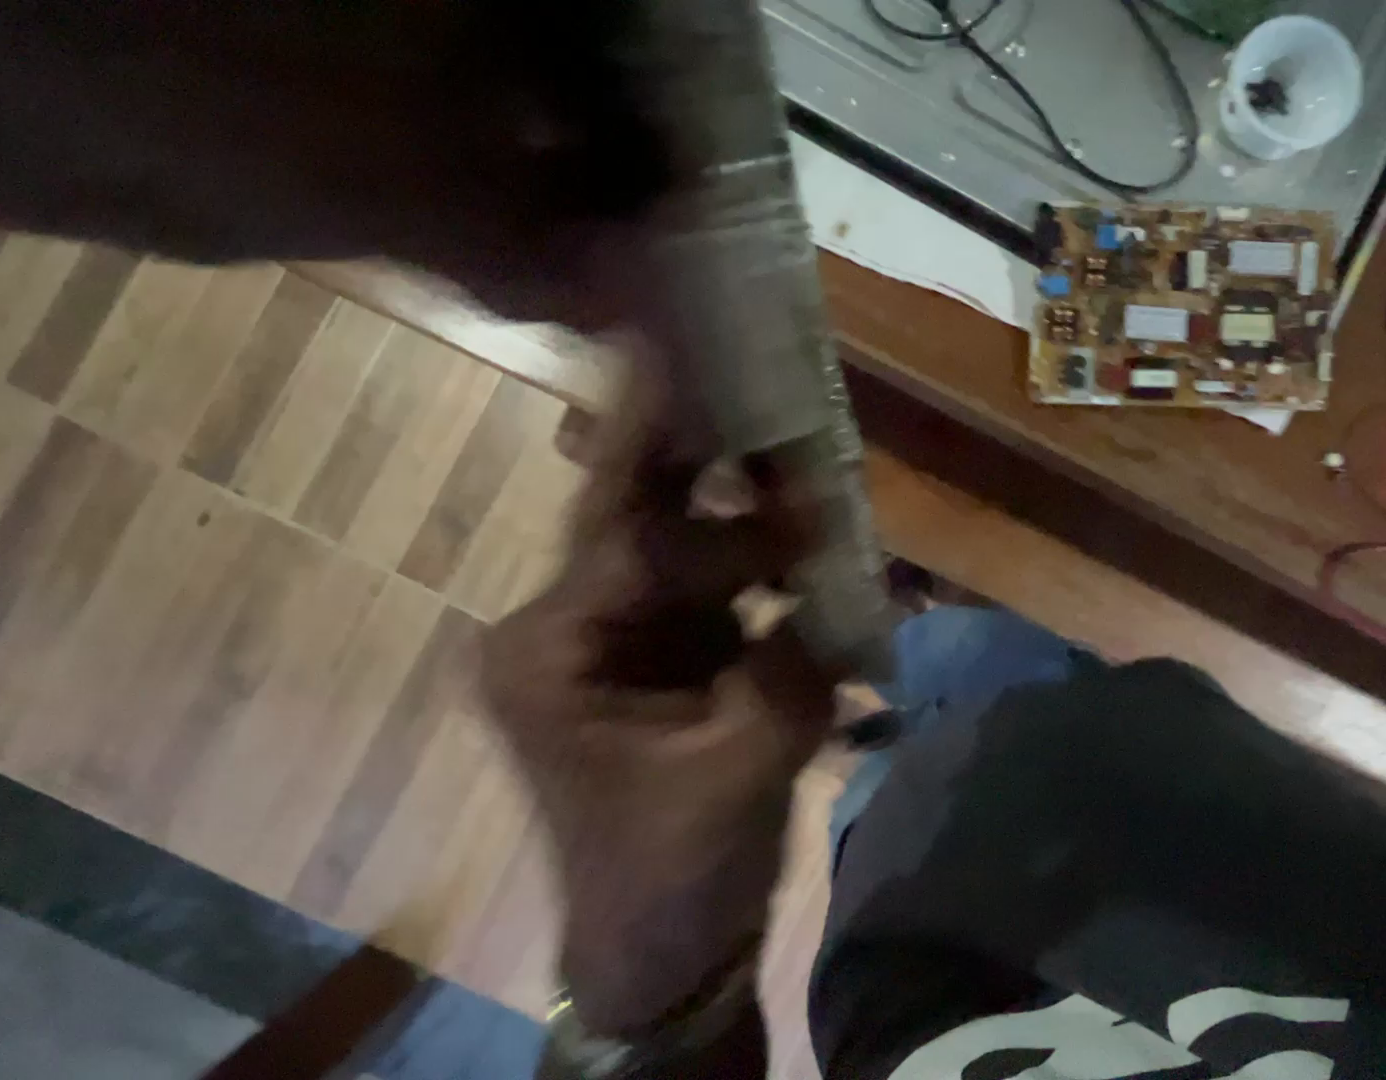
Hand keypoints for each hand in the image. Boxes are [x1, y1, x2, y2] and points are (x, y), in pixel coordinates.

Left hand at [481, 389, 837, 1032]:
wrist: (662, 945)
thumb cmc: (678, 869)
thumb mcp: (741, 771)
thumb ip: (790, 667)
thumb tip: (835, 583)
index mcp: (551, 651)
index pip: (637, 550)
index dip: (726, 521)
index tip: (797, 478)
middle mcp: (565, 625)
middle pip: (630, 514)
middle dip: (680, 443)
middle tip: (716, 354)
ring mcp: (612, 635)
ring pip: (669, 538)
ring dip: (723, 491)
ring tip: (768, 420)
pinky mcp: (658, 652)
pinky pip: (704, 580)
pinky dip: (750, 553)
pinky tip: (793, 517)